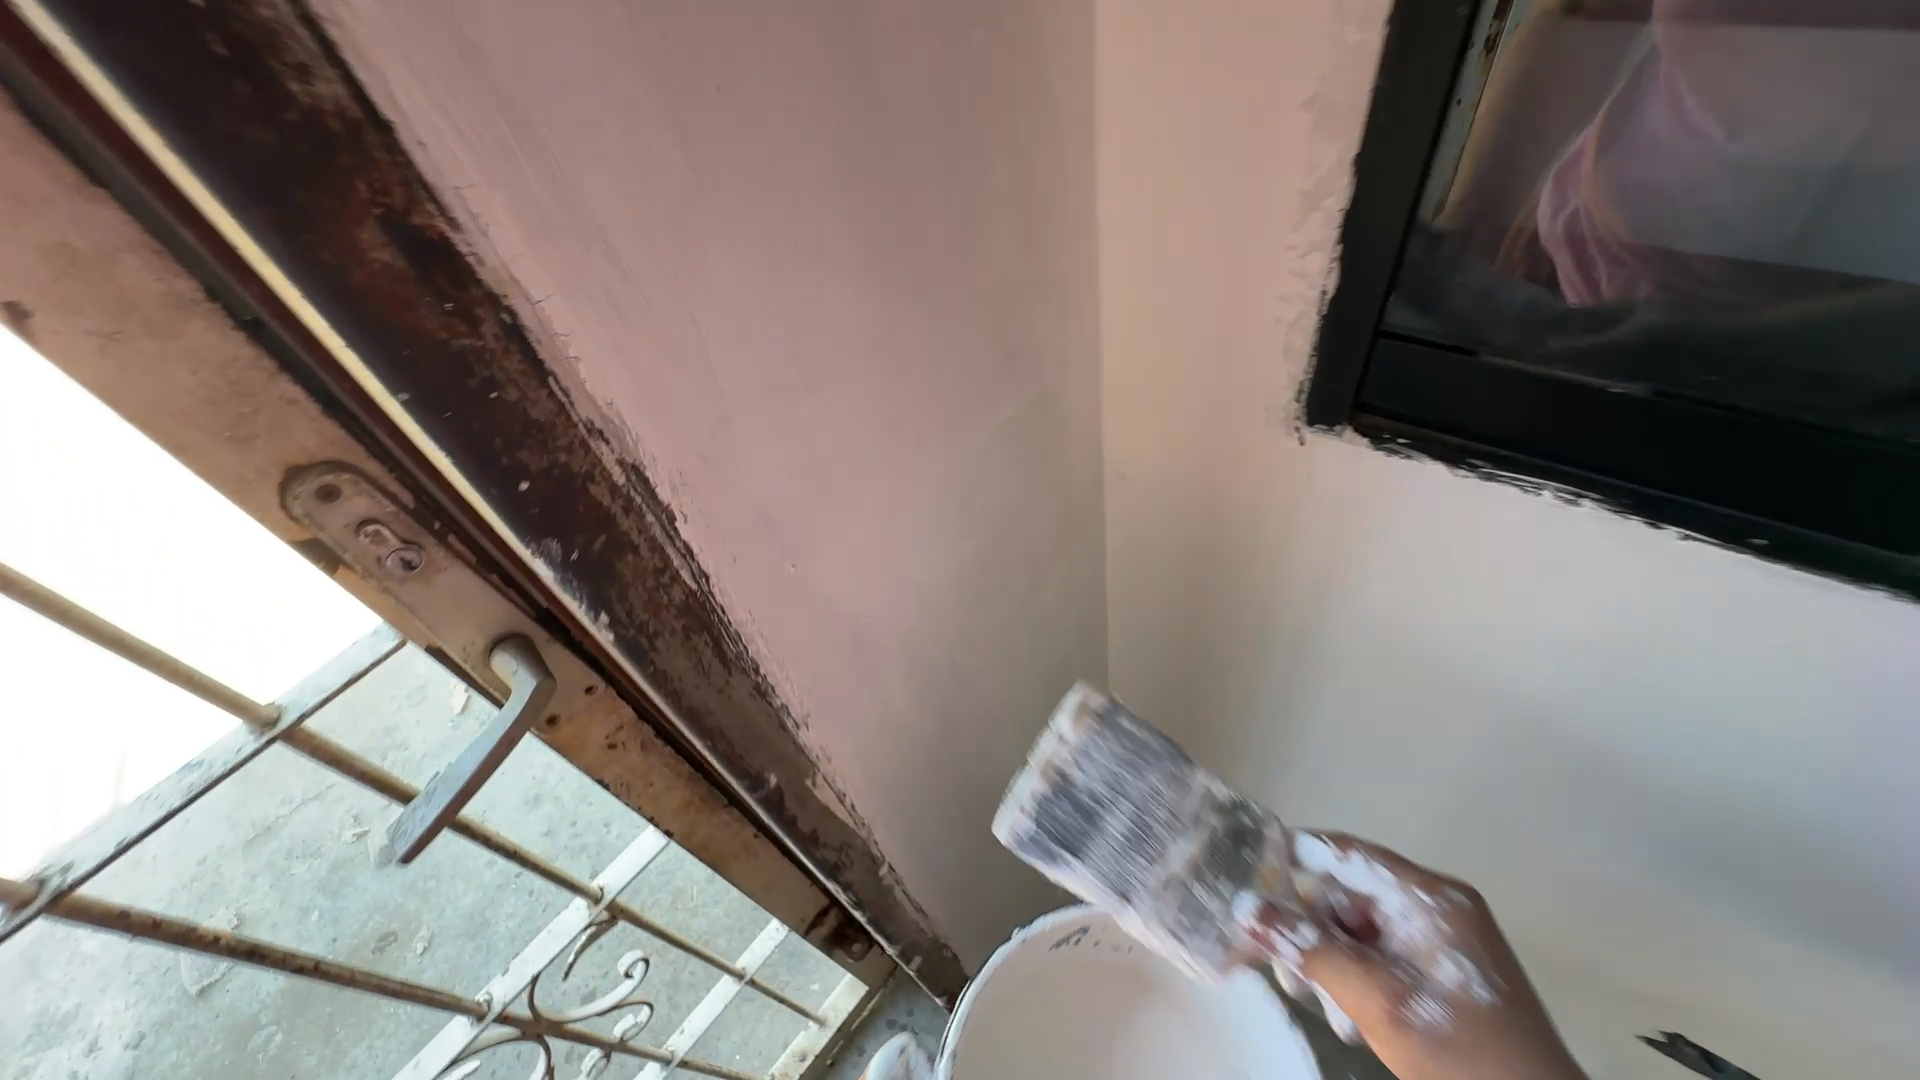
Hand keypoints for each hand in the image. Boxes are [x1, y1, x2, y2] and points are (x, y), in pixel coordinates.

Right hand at [1249, 832, 1587, 1079]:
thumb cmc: (1460, 1055)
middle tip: (1289, 973)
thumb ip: (1309, 948)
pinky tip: (1349, 1015)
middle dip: (1312, 929)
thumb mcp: (1375, 999)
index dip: (1295, 857)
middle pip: (1349, 894)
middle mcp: (1434, 906)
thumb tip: (1245, 907)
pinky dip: (1357, 977)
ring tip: (1324, 1006)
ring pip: (1359, 927)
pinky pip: (1380, 953)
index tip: (1248, 877)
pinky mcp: (1440, 968)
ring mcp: (1440, 938)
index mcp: (1429, 897)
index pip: (1348, 854)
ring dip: (1331, 960)